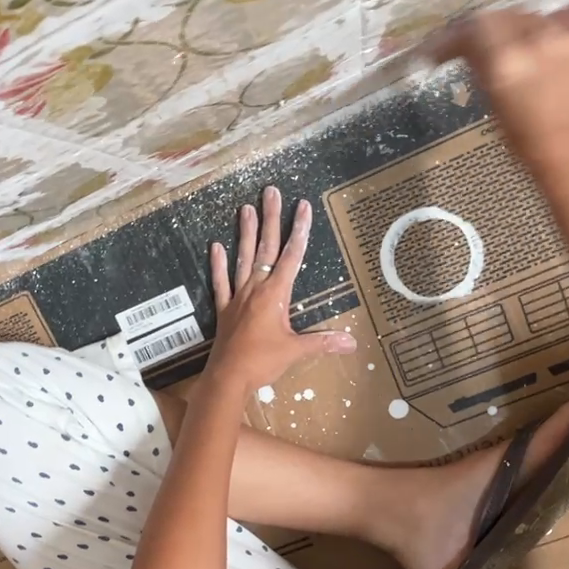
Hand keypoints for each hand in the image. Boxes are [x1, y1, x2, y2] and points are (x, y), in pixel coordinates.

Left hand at [206, 186, 356, 393]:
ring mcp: (237, 298)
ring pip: (243, 259)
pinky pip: (220, 283)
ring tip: (246, 208)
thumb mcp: (296, 351)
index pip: (292, 256)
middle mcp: (255, 289)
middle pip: (266, 248)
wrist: (228, 377)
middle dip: (271, 219)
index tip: (303, 206)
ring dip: (246, 234)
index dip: (299, 230)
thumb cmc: (262, 362)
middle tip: (271, 192)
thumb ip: (323, 342)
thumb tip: (352, 341)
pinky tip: (216, 246)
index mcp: (275, 294)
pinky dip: (218, 265)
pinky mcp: (224, 310)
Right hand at [430, 2, 568, 175]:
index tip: (444, 47)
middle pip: (508, 16)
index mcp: (507, 62)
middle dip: (494, 32)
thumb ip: (481, 65)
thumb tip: (468, 44)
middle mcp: (540, 40)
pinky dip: (567, 22)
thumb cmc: (525, 139)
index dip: (456, 34)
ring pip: (541, 15)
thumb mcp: (492, 101)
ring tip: (531, 53)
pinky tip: (562, 43)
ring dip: (530, 30)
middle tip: (490, 49)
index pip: (476, 26)